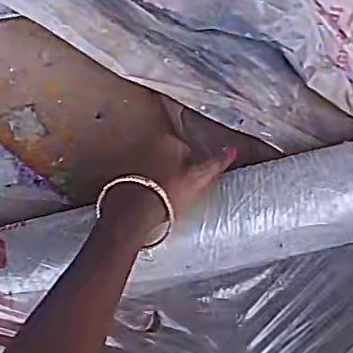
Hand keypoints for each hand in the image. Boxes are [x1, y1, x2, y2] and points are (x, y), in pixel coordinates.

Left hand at [97, 133, 233, 246]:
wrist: (135, 212)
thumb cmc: (170, 192)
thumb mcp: (199, 179)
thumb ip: (216, 164)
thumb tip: (233, 150)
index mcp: (169, 140)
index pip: (186, 149)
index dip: (191, 166)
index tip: (191, 182)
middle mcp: (148, 143)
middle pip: (167, 155)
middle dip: (173, 168)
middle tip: (178, 190)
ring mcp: (132, 158)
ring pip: (152, 166)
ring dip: (157, 176)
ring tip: (163, 196)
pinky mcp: (120, 173)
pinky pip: (138, 177)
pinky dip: (143, 184)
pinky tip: (148, 199)